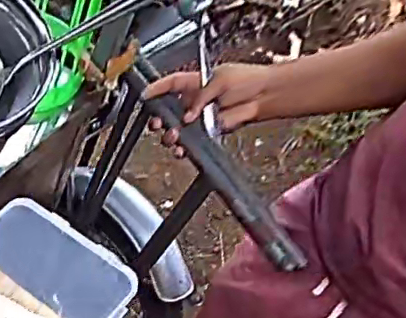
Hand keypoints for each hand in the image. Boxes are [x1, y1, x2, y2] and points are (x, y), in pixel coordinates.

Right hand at [146, 64, 279, 154]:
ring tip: (174, 136)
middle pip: (167, 112)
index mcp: (195, 84)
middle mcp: (193, 103)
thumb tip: (189, 116)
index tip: (145, 96)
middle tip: (157, 124)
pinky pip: (187, 145)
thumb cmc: (246, 81)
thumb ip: (202, 96)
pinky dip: (182, 149)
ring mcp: (197, 120)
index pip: (172, 84)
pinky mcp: (204, 135)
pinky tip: (181, 149)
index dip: (157, 89)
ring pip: (174, 131)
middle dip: (158, 120)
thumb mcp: (221, 80)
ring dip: (170, 136)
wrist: (260, 98)